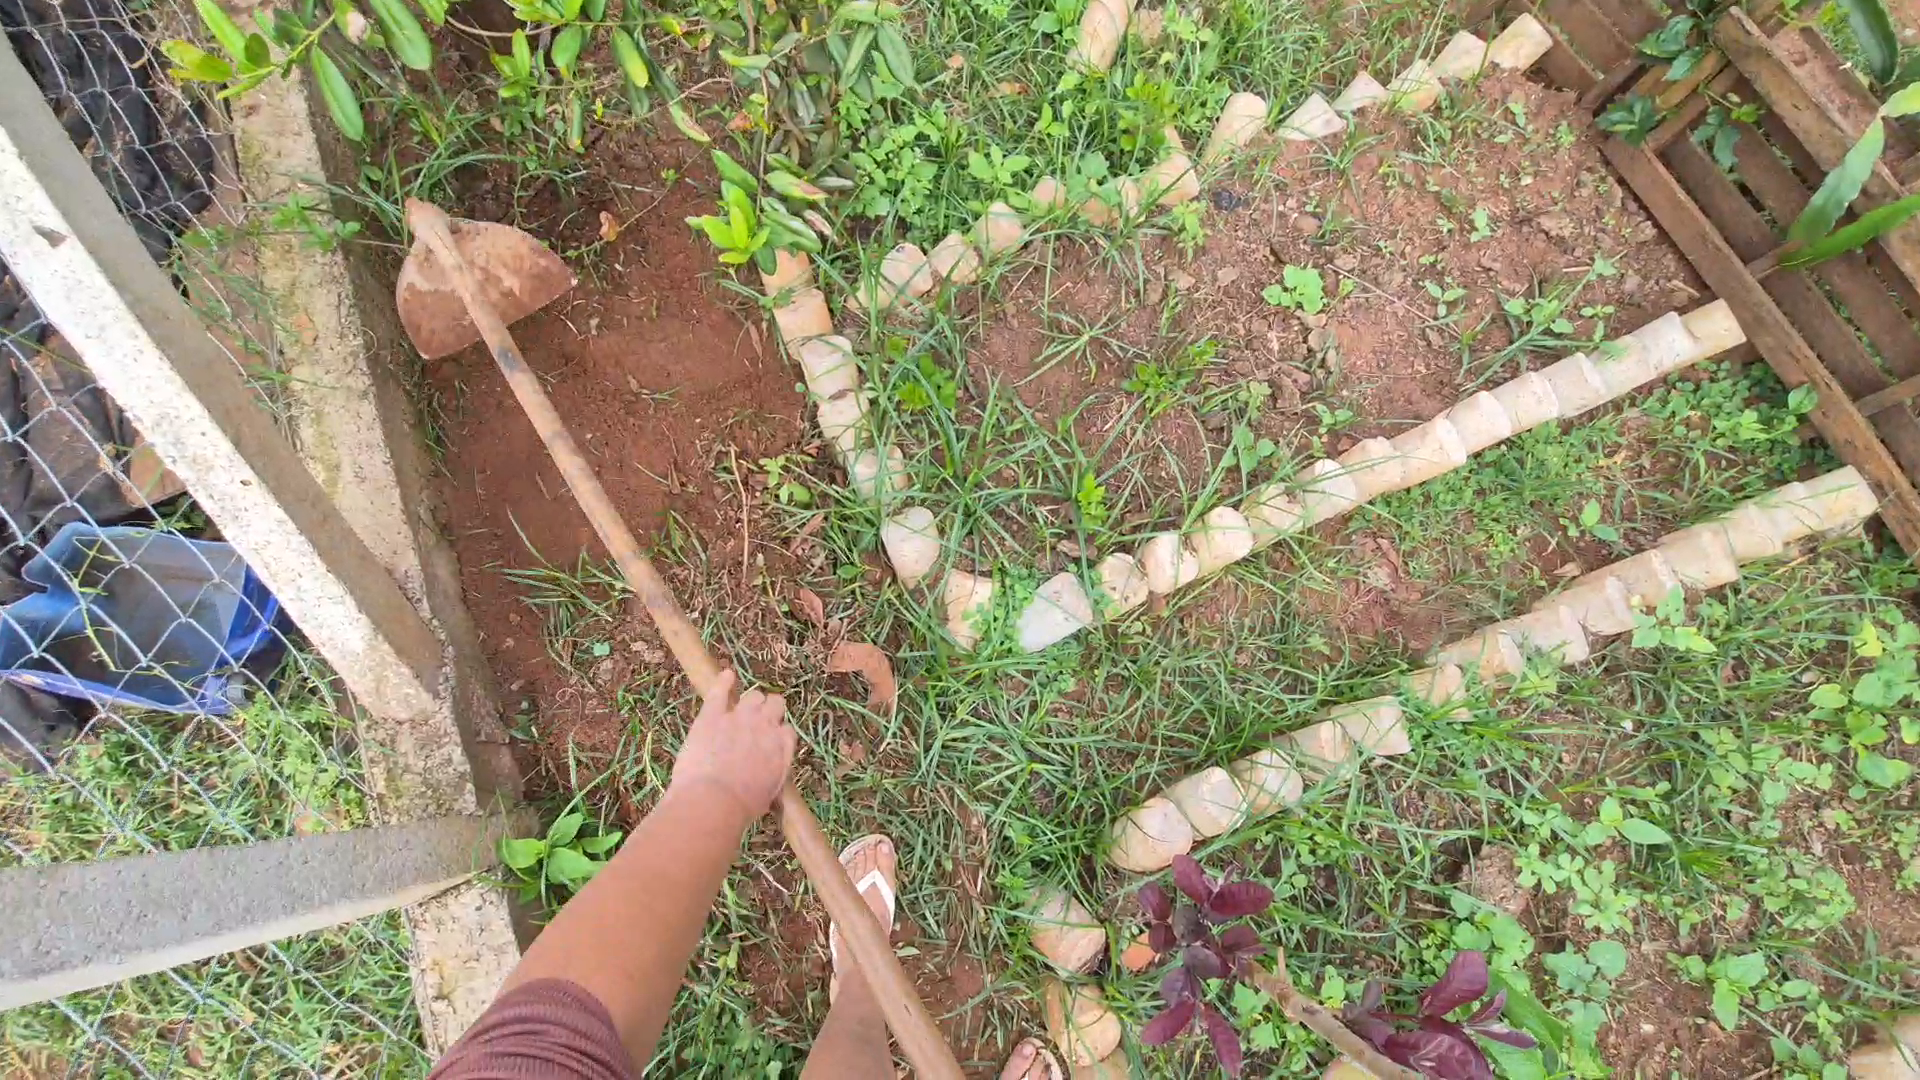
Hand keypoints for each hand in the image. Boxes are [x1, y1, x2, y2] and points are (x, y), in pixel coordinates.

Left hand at [668, 670, 795, 824]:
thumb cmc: (741, 807)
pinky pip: (721, 690)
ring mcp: (739, 717)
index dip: (777, 734)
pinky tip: (726, 675)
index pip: (787, 730)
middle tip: (759, 722)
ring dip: (750, 701)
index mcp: (782, 745)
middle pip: (775, 704)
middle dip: (769, 710)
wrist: (712, 802)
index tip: (770, 742)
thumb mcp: (769, 794)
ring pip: (753, 696)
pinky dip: (724, 681)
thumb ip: (774, 773)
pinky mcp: (712, 715)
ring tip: (744, 707)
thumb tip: (770, 770)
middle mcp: (765, 725)